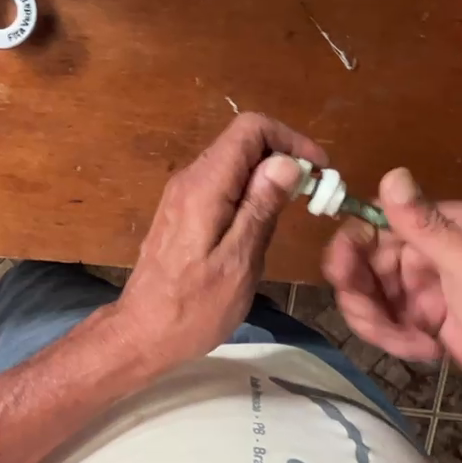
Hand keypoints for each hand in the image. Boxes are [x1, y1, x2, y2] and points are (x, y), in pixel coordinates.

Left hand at [112, 113, 325, 369]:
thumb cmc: (193, 307)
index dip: (290, 140)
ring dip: (268, 176)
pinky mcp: (181, 213)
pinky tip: (262, 223)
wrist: (142, 333)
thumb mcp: (238, 262)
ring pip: (233, 163)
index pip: (249, 129)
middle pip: (242, 142)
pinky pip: (221, 185)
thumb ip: (260, 209)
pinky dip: (249, 192)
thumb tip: (286, 162)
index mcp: (204, 187)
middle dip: (284, 158)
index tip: (319, 170)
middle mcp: (189, 181)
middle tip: (314, 194)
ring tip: (294, 209)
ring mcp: (181, 196)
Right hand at [321, 168, 461, 410]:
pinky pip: (384, 318)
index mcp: (445, 226)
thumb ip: (427, 226)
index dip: (350, 247)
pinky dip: (392, 337)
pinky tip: (423, 351)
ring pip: (369, 293)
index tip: (342, 279)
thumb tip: (392, 172)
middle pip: (364, 260)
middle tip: (375, 324)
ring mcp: (424, 284)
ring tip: (408, 345)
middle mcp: (430, 249)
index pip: (376, 220)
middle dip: (361, 295)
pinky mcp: (423, 316)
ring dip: (375, 321)